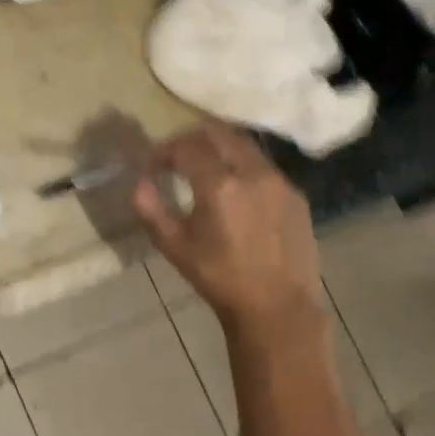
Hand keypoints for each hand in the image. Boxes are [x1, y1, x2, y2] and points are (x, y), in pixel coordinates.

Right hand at [134, 122, 328, 339]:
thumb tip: (139, 182)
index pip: (187, 147)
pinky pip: (262, 167)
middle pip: (221, 134)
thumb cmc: (216, 275)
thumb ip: (150, 207)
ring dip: (218, 149)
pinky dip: (239, 166)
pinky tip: (230, 191)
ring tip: (200, 169)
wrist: (276, 302)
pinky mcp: (295, 194)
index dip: (163, 149)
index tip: (151, 163)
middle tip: (173, 155)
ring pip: (245, 146)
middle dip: (192, 138)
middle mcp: (253, 174)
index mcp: (219, 185)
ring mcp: (280, 182)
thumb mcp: (171, 244)